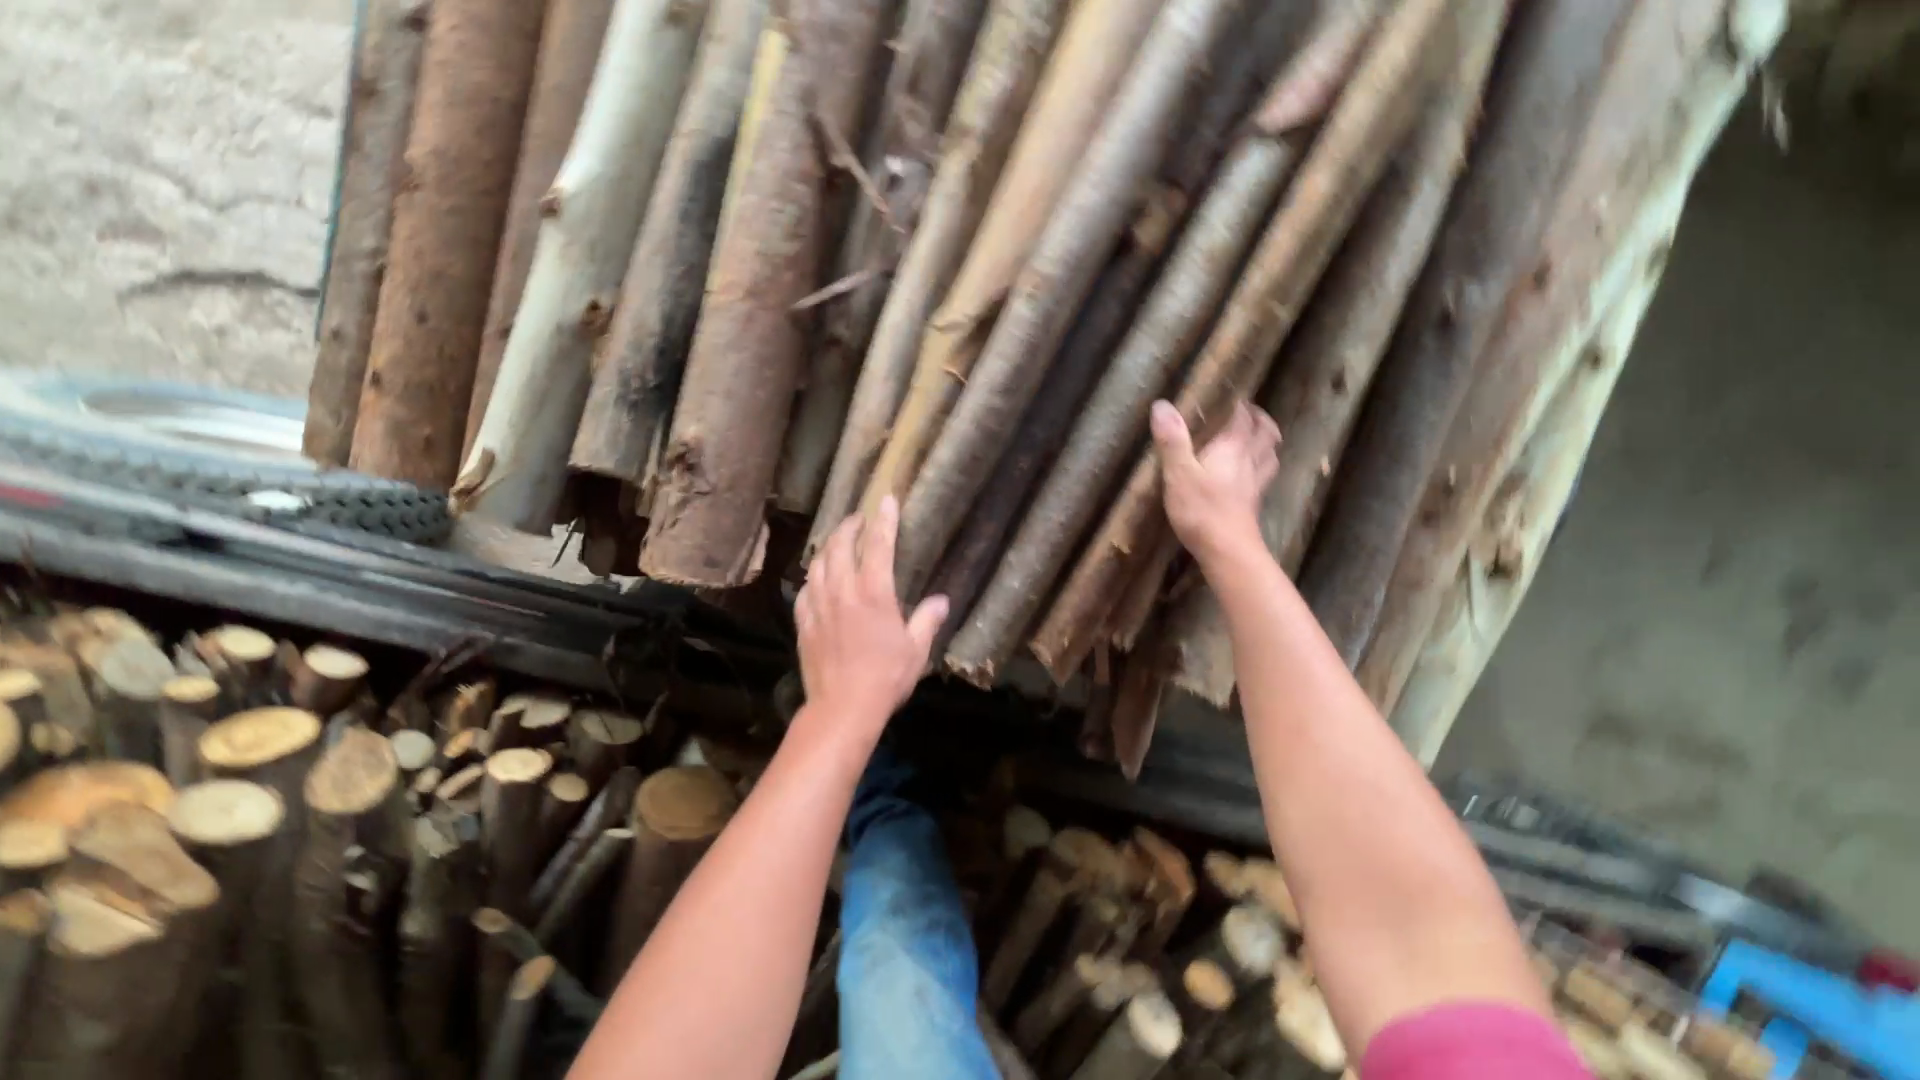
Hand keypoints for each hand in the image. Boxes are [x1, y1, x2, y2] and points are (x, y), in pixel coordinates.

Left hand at [794, 496, 948, 735]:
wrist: (842, 707)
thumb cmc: (885, 678)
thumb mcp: (916, 650)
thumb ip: (926, 620)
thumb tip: (942, 601)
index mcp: (874, 592)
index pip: (879, 544)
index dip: (884, 520)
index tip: (886, 500)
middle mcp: (842, 590)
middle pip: (841, 545)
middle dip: (850, 526)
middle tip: (859, 519)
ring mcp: (818, 605)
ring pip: (818, 563)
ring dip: (829, 546)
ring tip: (838, 541)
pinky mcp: (803, 622)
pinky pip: (804, 589)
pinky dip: (813, 577)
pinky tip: (817, 579)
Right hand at [1153, 399, 1280, 564]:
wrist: (1228, 551)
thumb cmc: (1201, 510)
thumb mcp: (1179, 474)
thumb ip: (1172, 440)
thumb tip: (1162, 405)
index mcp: (1232, 448)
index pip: (1243, 417)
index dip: (1239, 404)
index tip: (1230, 394)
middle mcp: (1249, 461)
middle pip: (1265, 433)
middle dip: (1259, 419)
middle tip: (1248, 413)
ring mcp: (1255, 484)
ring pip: (1269, 454)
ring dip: (1266, 442)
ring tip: (1256, 438)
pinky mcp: (1254, 504)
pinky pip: (1265, 476)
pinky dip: (1262, 466)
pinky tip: (1252, 473)